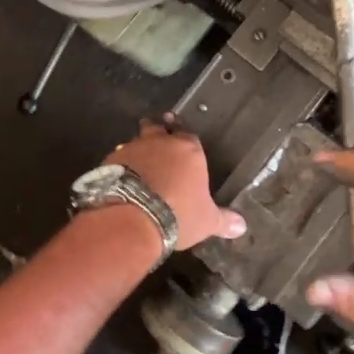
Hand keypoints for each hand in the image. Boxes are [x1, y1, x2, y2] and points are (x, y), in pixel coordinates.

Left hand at [105, 116, 246, 248]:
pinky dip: (121, 164)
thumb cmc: (178, 215)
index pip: (190, 134)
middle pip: (159, 126)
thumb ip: (224, 220)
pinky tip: (121, 178)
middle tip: (160, 138)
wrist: (131, 219)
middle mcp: (161, 142)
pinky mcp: (110, 160)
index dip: (186, 139)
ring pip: (137, 139)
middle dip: (160, 130)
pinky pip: (118, 157)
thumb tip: (242, 227)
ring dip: (139, 148)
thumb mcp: (206, 221)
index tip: (184, 144)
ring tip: (140, 161)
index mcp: (189, 149)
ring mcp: (133, 148)